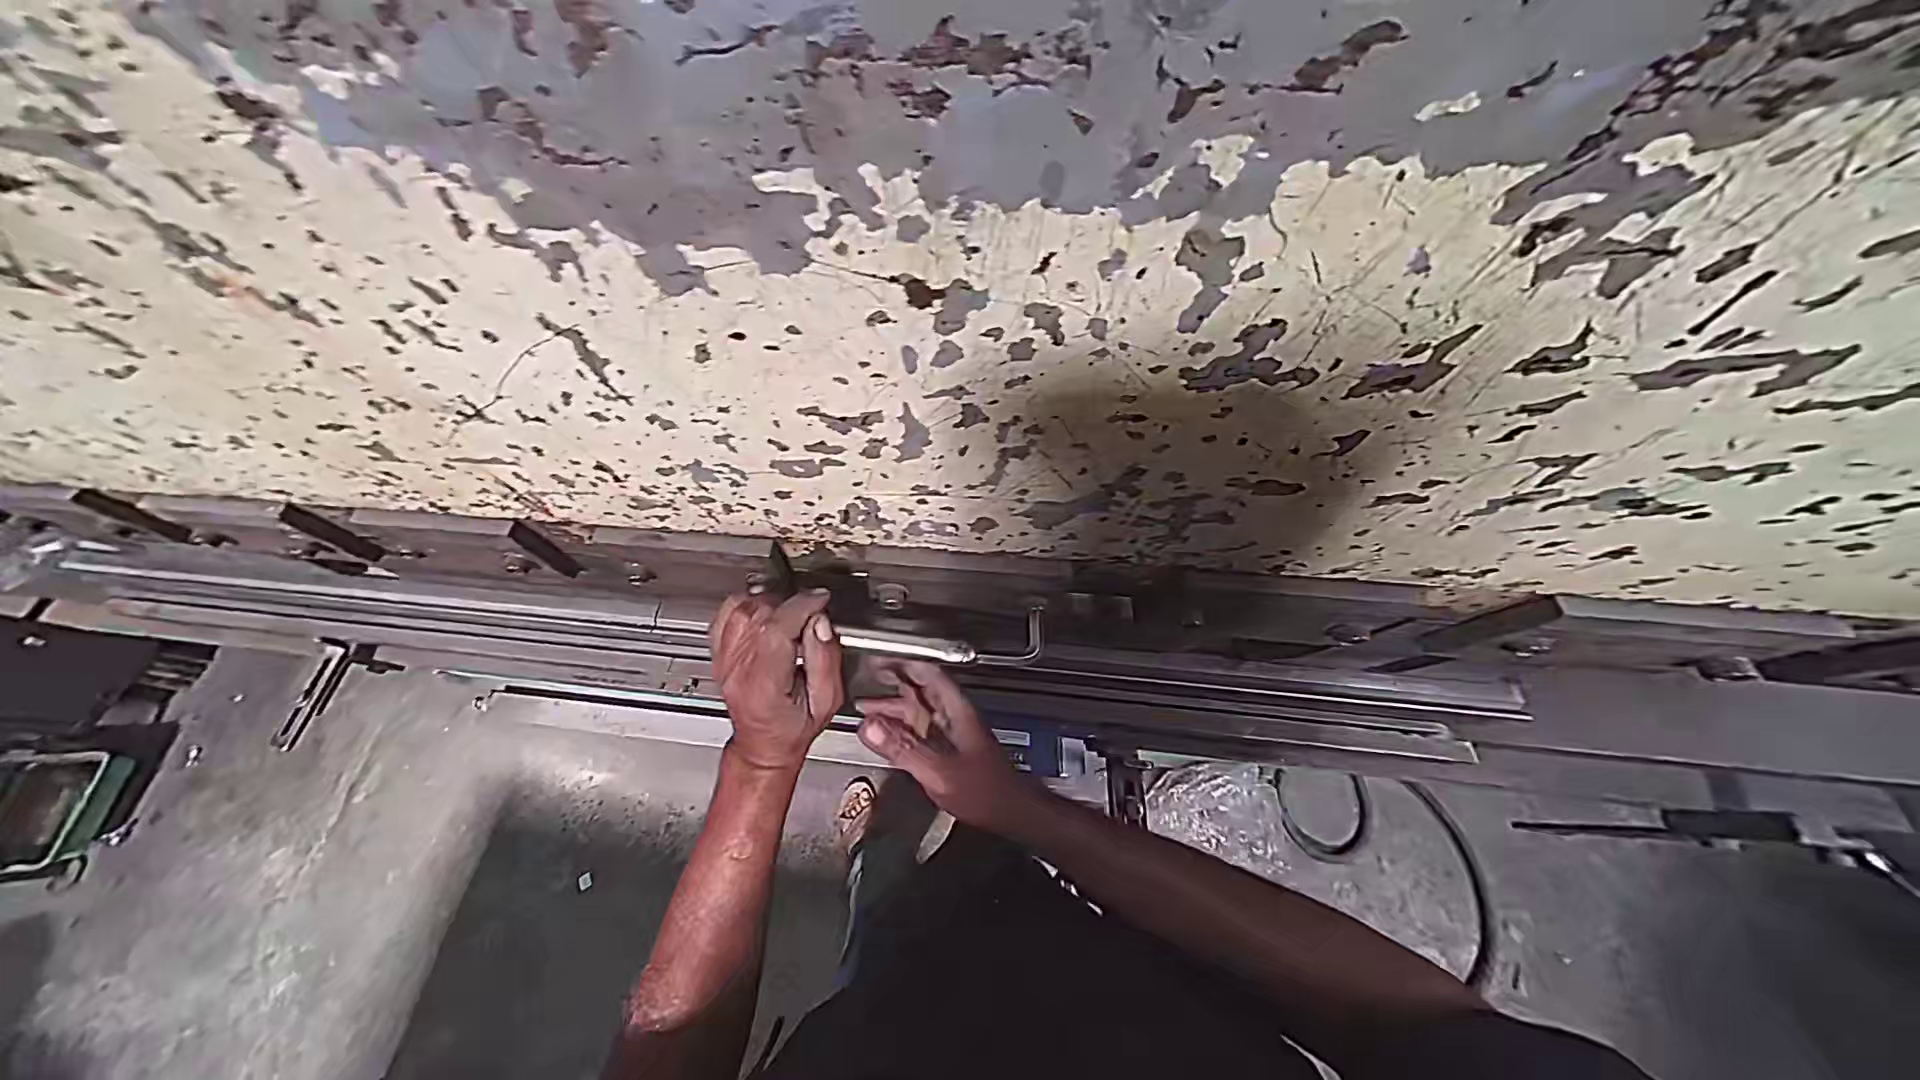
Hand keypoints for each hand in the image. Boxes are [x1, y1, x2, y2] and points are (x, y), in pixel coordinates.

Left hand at [709, 590, 843, 771]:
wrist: (764, 744)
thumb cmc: (793, 728)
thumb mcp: (827, 701)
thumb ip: (826, 660)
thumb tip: (820, 624)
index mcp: (764, 686)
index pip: (775, 630)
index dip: (801, 606)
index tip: (819, 599)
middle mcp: (738, 670)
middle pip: (758, 614)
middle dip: (791, 604)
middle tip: (810, 612)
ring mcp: (725, 661)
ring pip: (740, 609)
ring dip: (770, 602)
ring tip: (790, 612)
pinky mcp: (720, 654)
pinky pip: (726, 615)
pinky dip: (747, 605)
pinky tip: (764, 611)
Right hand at [855, 659, 1042, 833]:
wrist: (1011, 812)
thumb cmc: (987, 791)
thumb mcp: (938, 770)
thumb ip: (902, 748)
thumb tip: (871, 727)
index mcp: (956, 711)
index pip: (927, 673)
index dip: (902, 663)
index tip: (880, 660)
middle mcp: (955, 716)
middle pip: (921, 690)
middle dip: (893, 683)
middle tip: (867, 679)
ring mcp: (953, 732)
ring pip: (919, 711)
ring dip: (894, 708)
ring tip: (867, 709)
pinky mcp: (951, 749)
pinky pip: (921, 730)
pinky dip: (902, 728)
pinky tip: (888, 736)